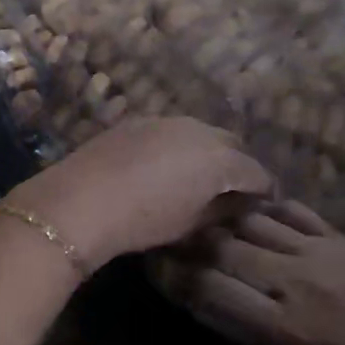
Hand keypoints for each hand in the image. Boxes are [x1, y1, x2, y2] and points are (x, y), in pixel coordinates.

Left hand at [2, 118, 272, 268]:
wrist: (81, 200)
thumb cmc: (142, 220)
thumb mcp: (189, 224)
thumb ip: (220, 210)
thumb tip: (237, 203)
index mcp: (221, 159)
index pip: (256, 173)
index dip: (263, 191)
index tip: (262, 205)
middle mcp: (198, 130)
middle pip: (231, 145)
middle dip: (236, 164)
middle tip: (230, 189)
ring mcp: (164, 120)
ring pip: (199, 132)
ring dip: (205, 151)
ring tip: (196, 176)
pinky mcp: (134, 121)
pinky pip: (168, 131)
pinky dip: (175, 146)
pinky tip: (162, 165)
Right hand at [172, 201, 344, 344]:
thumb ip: (247, 332)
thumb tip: (201, 297)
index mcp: (286, 329)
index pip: (210, 292)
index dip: (172, 277)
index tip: (150, 265)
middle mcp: (297, 284)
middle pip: (222, 248)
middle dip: (184, 240)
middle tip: (162, 233)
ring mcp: (319, 254)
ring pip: (250, 221)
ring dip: (216, 218)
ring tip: (195, 215)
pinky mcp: (338, 238)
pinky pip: (289, 209)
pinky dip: (260, 205)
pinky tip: (243, 207)